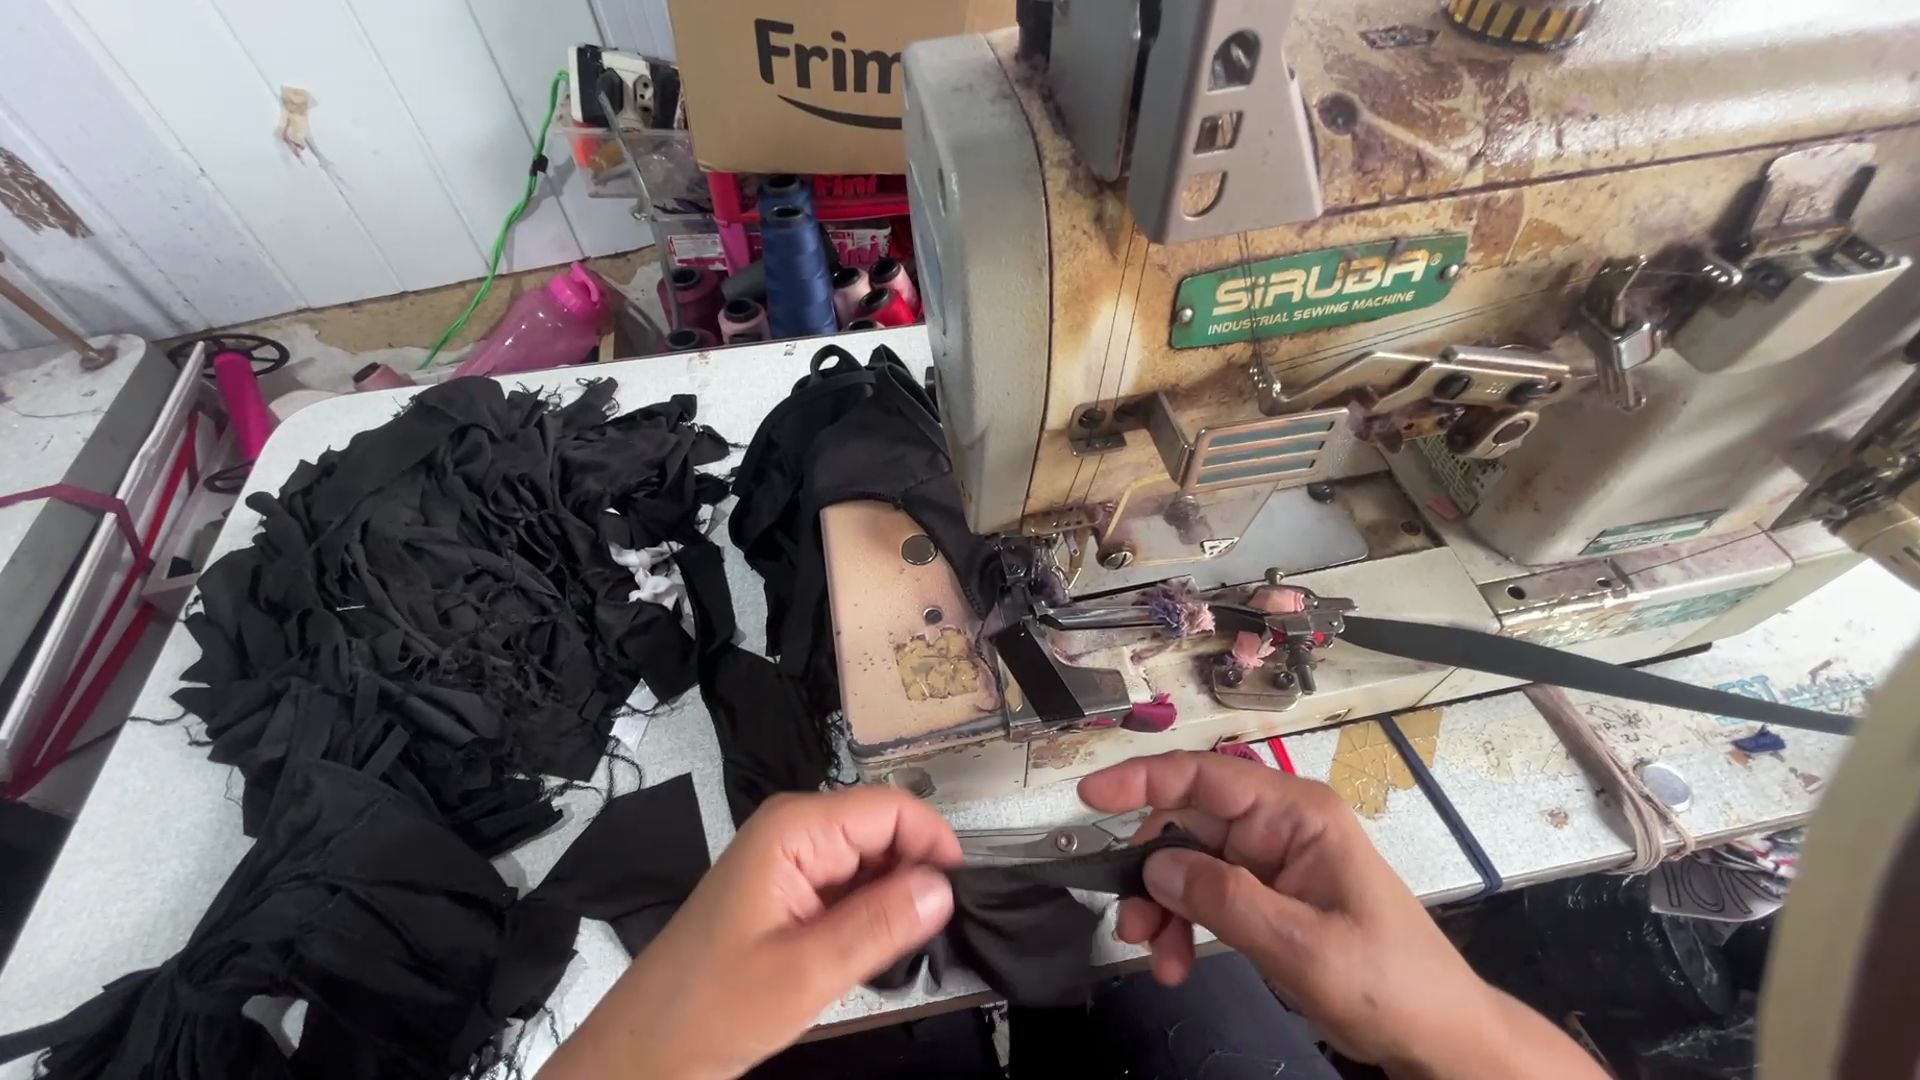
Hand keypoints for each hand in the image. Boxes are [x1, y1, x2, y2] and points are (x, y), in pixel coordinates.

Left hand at [539, 786, 960, 1079]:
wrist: (643, 1052)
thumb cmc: (712, 1009)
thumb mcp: (804, 974)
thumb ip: (878, 925)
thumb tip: (943, 886)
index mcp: (796, 827)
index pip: (890, 809)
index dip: (933, 842)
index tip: (962, 895)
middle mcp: (796, 827)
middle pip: (882, 829)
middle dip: (914, 873)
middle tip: (931, 934)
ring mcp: (792, 855)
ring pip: (870, 857)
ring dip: (893, 895)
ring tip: (901, 948)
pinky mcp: (790, 884)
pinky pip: (849, 881)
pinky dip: (871, 909)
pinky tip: (871, 947)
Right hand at [1079, 751, 1605, 1079]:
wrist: (1440, 1042)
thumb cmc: (1388, 983)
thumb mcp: (1303, 945)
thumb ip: (1224, 899)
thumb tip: (1154, 866)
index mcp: (1294, 813)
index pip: (1204, 777)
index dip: (1143, 779)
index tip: (1089, 796)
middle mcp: (1274, 825)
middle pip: (1187, 825)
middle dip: (1151, 871)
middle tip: (1129, 923)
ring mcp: (1267, 859)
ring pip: (1187, 863)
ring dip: (1163, 906)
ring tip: (1155, 954)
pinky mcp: (1263, 894)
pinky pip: (1204, 894)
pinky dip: (1183, 924)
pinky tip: (1175, 962)